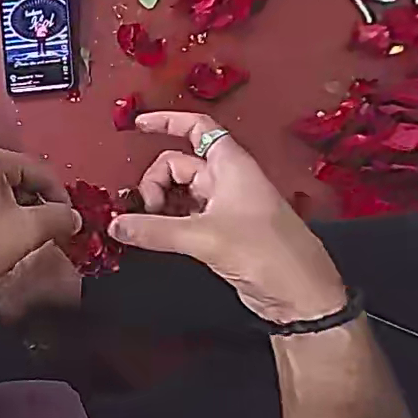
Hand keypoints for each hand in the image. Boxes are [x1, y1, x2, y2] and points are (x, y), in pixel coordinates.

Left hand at [0, 145, 79, 305]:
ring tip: (32, 239)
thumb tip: (72, 217)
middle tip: (55, 229)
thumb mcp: (29, 230)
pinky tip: (8, 244)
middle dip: (42, 207)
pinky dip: (5, 222)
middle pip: (24, 181)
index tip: (69, 216)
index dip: (61, 196)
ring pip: (7, 196)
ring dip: (24, 217)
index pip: (40, 170)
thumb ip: (59, 218)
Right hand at [111, 111, 346, 325]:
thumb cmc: (265, 252)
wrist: (301, 295)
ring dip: (159, 204)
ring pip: (180, 192)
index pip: (196, 128)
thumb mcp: (205, 238)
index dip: (167, 122)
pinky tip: (153, 236)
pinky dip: (167, 221)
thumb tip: (115, 224)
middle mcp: (226, 179)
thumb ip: (155, 230)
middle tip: (145, 212)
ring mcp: (224, 206)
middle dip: (155, 182)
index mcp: (230, 164)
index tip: (137, 126)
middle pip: (178, 164)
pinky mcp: (221, 231)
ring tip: (145, 226)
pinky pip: (185, 215)